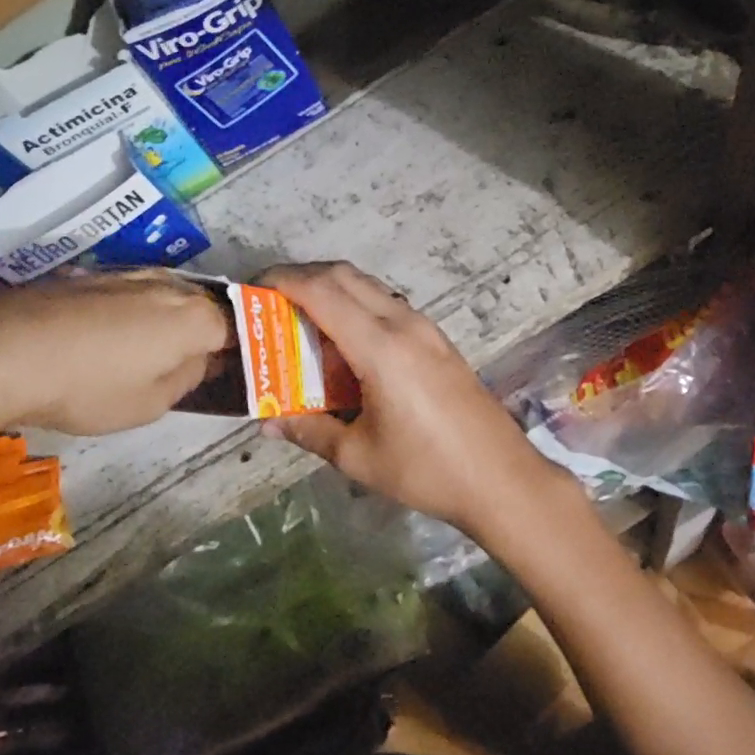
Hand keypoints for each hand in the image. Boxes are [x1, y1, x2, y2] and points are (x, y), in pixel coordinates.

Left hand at [0, 270, 230, 452]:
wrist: (3, 351)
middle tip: (195, 368)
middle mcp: (171, 284)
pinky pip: (133, 294)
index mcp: (196, 316)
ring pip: (168, 297)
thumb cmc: (88, 387)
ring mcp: (131, 273)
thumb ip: (189, 377)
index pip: (240, 328)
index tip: (233, 374)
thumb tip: (202, 358)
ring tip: (152, 356)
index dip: (240, 352)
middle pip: (205, 307)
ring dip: (169, 322)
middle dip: (207, 334)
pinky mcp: (94, 274)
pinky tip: (112, 341)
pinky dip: (135, 315)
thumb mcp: (150, 403)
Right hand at [257, 263, 564, 533]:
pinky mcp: (438, 340)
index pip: (322, 291)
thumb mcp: (358, 457)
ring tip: (300, 319)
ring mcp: (426, 329)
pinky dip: (356, 306)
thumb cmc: (426, 470)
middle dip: (302, 277)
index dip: (283, 281)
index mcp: (380, 347)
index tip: (252, 289)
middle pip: (344, 275)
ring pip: (368, 287)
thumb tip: (267, 422)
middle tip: (270, 302)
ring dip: (331, 289)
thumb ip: (309, 431)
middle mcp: (403, 324)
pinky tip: (343, 343)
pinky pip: (387, 305)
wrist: (501, 479)